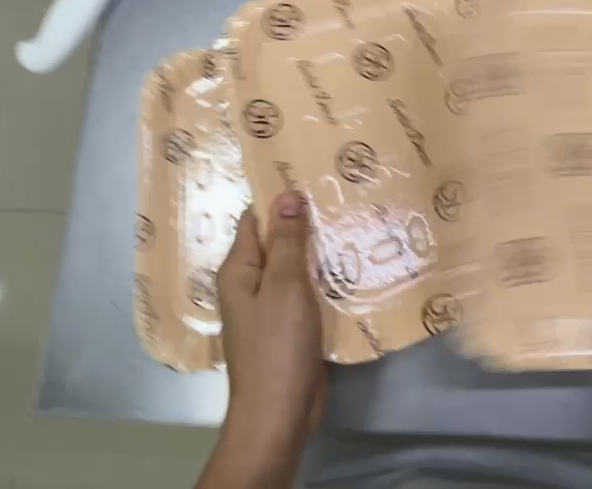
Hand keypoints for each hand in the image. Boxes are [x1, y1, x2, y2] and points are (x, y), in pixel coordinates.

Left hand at [202, 191, 325, 487]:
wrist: (279, 415)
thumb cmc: (277, 346)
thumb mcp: (284, 285)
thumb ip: (286, 240)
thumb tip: (286, 193)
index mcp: (239, 269)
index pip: (255, 218)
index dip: (280, 197)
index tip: (312, 175)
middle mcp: (250, 283)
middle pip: (277, 240)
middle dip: (305, 222)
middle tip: (341, 196)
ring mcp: (269, 307)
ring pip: (294, 266)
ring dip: (318, 251)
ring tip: (351, 223)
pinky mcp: (289, 326)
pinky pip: (305, 291)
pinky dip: (323, 279)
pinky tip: (350, 268)